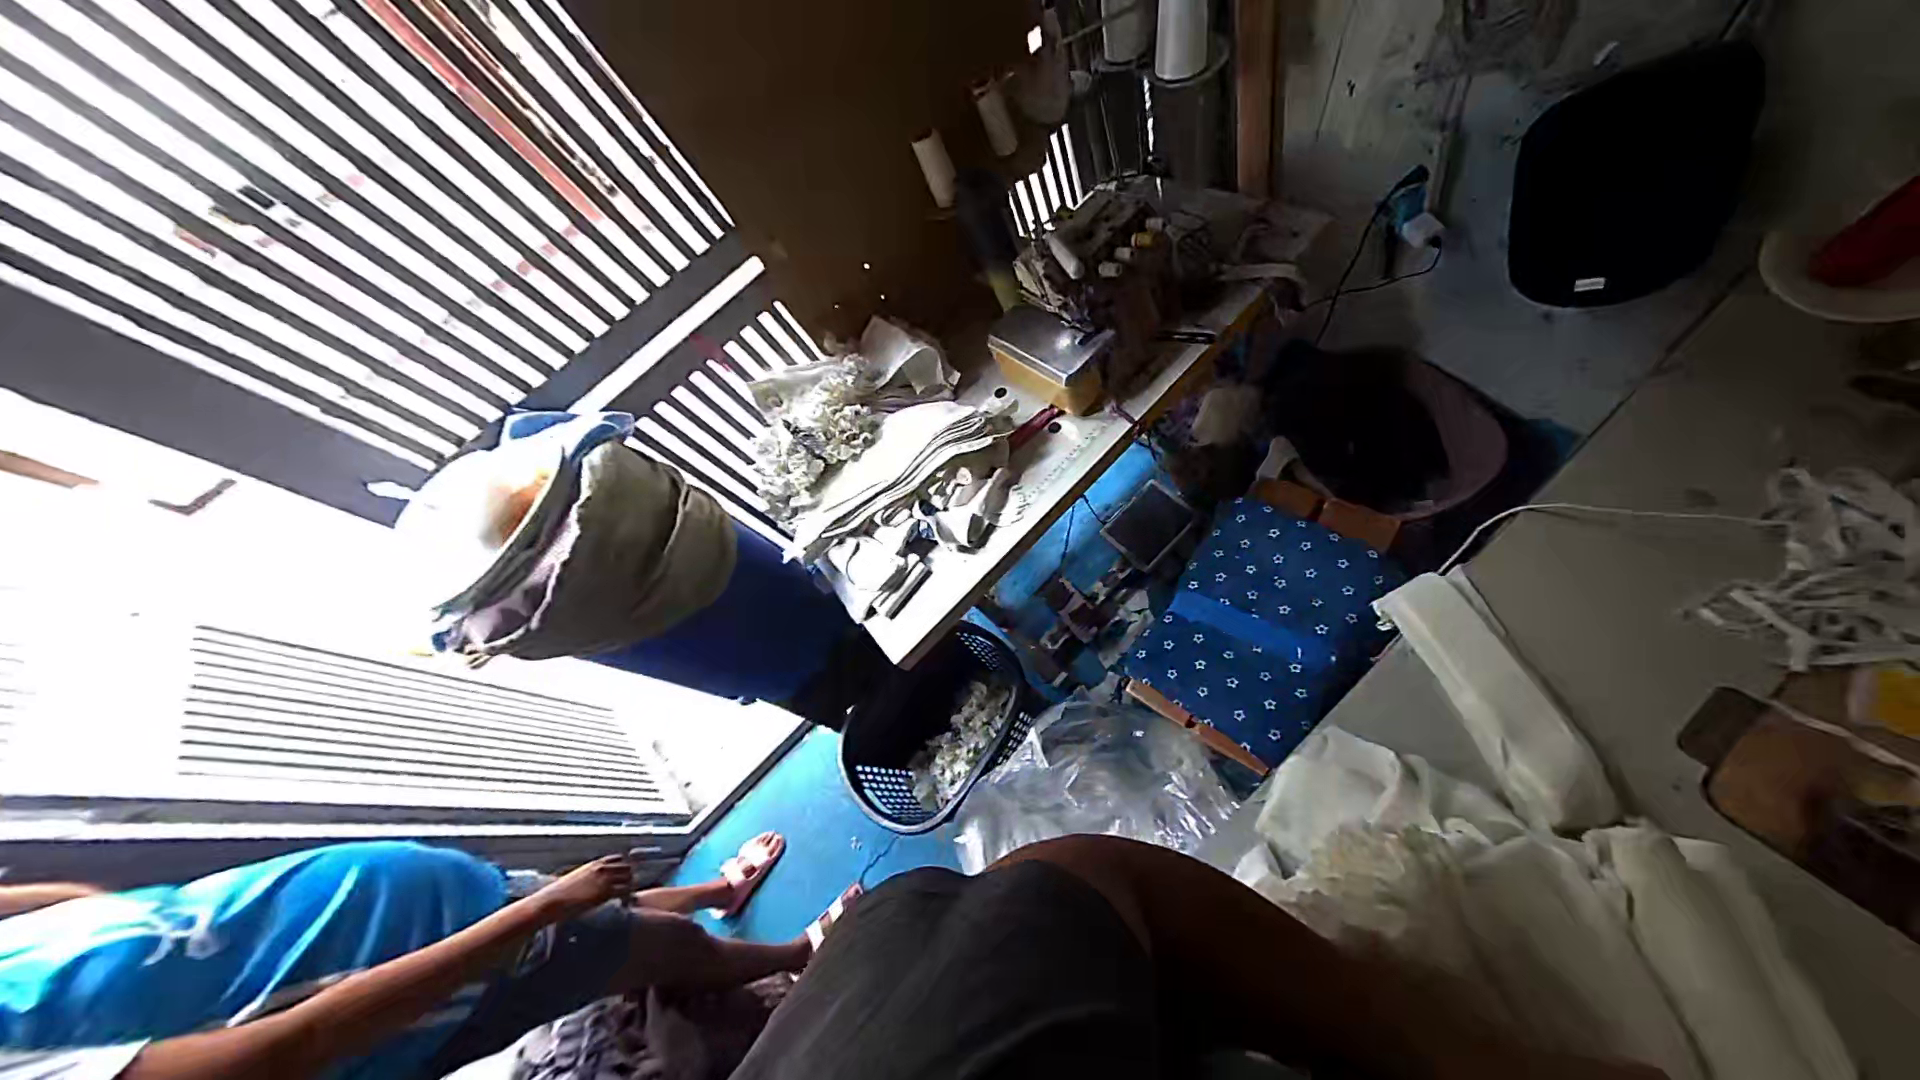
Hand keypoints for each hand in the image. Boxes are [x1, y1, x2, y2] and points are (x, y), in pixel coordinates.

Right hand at [529, 855, 634, 919]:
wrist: (550, 902)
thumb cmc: (559, 893)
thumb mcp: (576, 877)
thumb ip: (588, 876)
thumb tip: (588, 882)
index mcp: (596, 864)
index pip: (619, 859)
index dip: (622, 869)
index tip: (621, 879)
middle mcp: (603, 868)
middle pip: (627, 868)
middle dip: (628, 878)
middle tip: (625, 890)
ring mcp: (605, 879)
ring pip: (629, 878)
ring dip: (629, 887)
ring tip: (624, 899)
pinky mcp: (604, 892)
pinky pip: (625, 891)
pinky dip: (627, 897)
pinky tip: (622, 904)